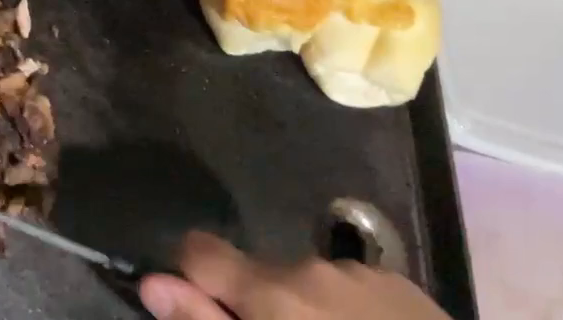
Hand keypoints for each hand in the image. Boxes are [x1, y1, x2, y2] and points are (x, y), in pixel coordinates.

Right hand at [140, 232, 450, 319]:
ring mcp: (365, 276)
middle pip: (257, 273)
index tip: (210, 314)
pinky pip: (356, 292)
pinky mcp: (410, 289)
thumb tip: (153, 283)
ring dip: (310, 315)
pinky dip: (351, 316)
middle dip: (261, 309)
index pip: (198, 249)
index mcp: (272, 291)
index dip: (192, 280)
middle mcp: (311, 268)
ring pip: (310, 286)